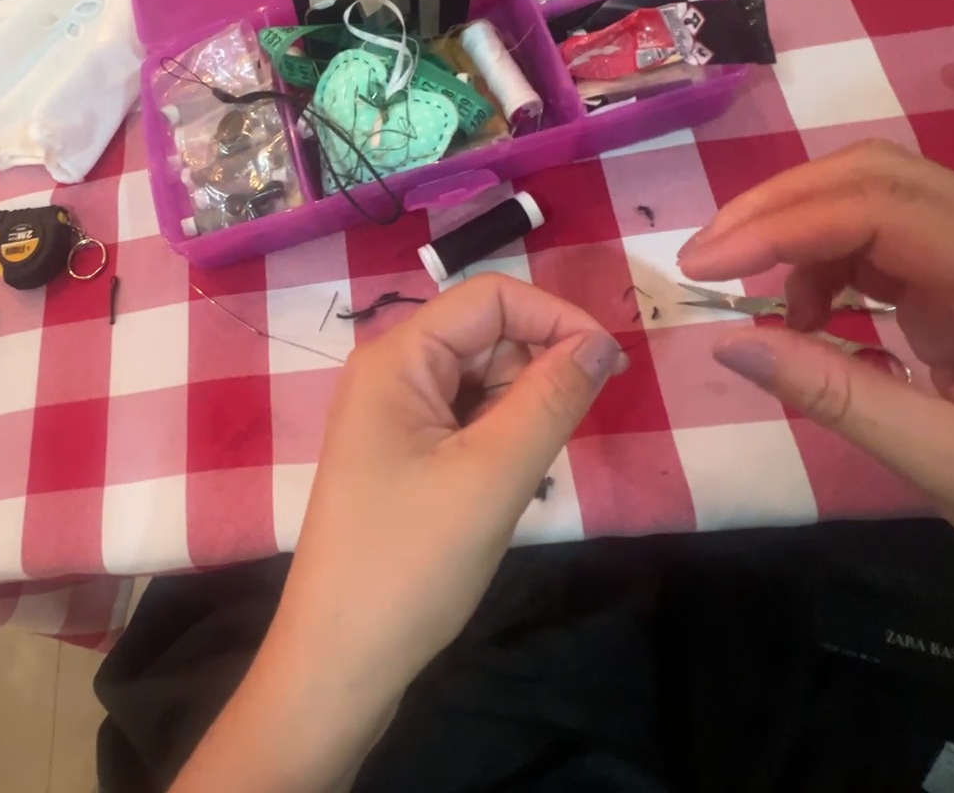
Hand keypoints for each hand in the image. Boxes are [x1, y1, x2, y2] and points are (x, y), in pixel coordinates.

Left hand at [280, 273, 623, 686]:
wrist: (342, 655)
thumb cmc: (413, 559)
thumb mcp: (494, 473)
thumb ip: (552, 397)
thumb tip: (601, 341)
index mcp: (396, 358)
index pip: (489, 298)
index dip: (555, 316)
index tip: (611, 364)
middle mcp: (388, 372)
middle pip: (482, 334)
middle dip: (538, 365)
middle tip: (570, 428)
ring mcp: (391, 414)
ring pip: (478, 379)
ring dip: (520, 406)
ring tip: (522, 468)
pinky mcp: (400, 451)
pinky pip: (463, 417)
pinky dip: (498, 434)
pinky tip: (503, 478)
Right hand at [678, 140, 953, 649]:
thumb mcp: (951, 471)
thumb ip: (836, 396)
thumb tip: (728, 340)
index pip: (897, 215)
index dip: (785, 227)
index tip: (702, 266)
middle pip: (889, 180)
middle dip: (782, 207)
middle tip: (705, 256)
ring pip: (886, 200)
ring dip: (800, 231)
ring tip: (749, 291)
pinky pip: (891, 245)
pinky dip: (828, 265)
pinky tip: (808, 316)